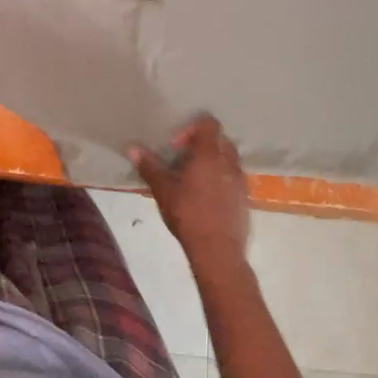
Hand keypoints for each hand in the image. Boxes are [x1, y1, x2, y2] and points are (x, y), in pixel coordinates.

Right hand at [131, 114, 251, 260]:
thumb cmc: (188, 214)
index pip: (209, 124)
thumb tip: (132, 148)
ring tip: (194, 180)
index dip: (191, 128)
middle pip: (220, 140)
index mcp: (210, 154)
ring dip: (213, 163)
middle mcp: (229, 163)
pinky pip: (233, 180)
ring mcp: (241, 183)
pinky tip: (205, 198)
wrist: (218, 252)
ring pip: (229, 160)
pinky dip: (221, 180)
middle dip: (202, 145)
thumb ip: (149, 166)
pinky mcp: (245, 201)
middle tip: (183, 160)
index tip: (176, 146)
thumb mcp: (162, 189)